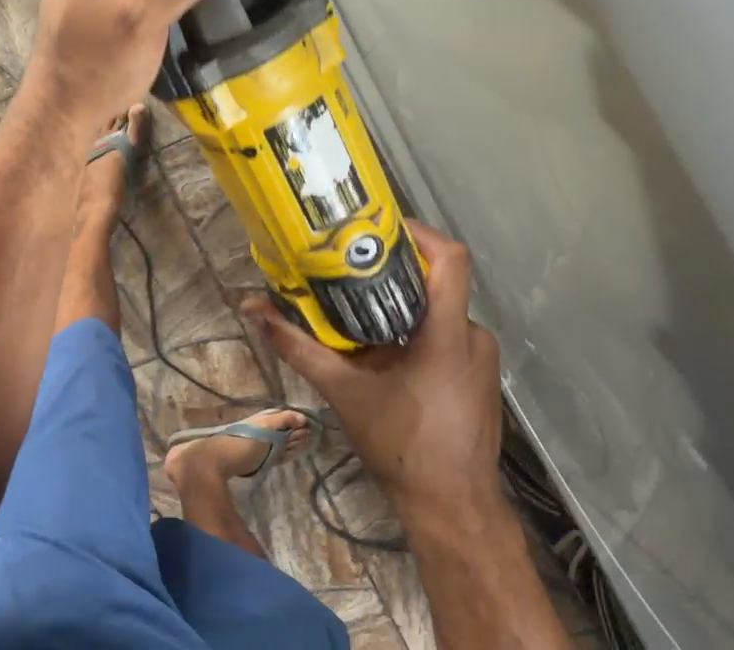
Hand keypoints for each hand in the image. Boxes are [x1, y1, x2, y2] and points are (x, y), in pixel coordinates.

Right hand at [245, 221, 505, 527]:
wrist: (453, 506)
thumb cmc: (401, 444)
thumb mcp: (341, 391)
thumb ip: (297, 346)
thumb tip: (253, 308)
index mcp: (447, 333)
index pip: (450, 259)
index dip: (417, 232)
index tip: (374, 227)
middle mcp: (472, 336)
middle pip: (435, 281)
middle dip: (390, 272)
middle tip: (345, 269)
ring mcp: (480, 358)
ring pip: (437, 311)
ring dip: (398, 308)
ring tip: (354, 314)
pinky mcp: (479, 376)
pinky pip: (445, 336)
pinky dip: (412, 333)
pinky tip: (380, 354)